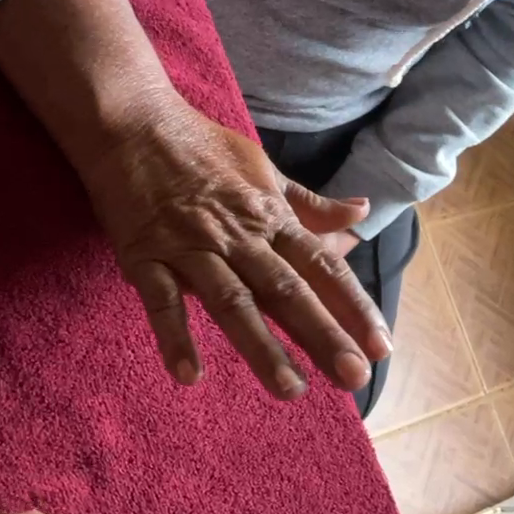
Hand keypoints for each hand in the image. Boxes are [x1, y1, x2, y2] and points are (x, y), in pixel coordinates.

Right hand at [80, 96, 391, 399]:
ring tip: (288, 389)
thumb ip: (309, 202)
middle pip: (286, 291)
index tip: (381, 346)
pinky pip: (162, 302)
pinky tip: (188, 375)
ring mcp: (191, 247)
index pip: (321, 267)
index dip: (353, 307)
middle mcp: (238, 236)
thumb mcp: (263, 168)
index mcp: (269, 216)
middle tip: (353, 379)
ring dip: (261, 347)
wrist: (132, 124)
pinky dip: (175, 337)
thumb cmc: (200, 147)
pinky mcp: (146, 256)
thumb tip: (361, 212)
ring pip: (232, 302)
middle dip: (322, 336)